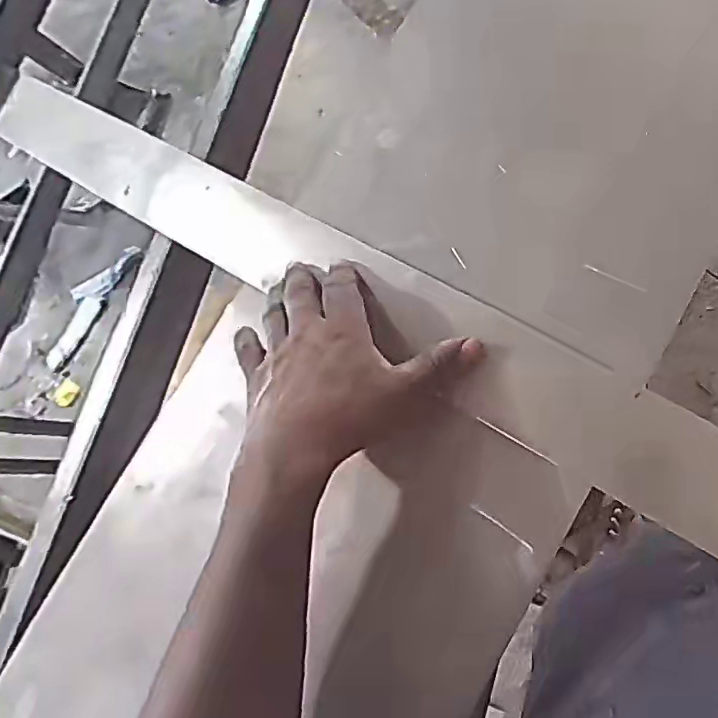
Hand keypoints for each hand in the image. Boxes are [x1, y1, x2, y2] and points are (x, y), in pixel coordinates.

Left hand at [232, 263, 484, 484]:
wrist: (293, 450)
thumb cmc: (350, 418)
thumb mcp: (405, 392)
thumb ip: (438, 367)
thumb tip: (473, 346)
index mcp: (344, 331)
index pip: (343, 291)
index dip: (344, 276)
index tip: (343, 267)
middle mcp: (307, 334)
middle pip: (302, 295)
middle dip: (303, 279)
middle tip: (301, 267)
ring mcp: (277, 355)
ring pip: (274, 315)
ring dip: (276, 299)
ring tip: (276, 287)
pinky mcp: (257, 379)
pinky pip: (249, 351)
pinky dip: (246, 338)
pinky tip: (244, 333)